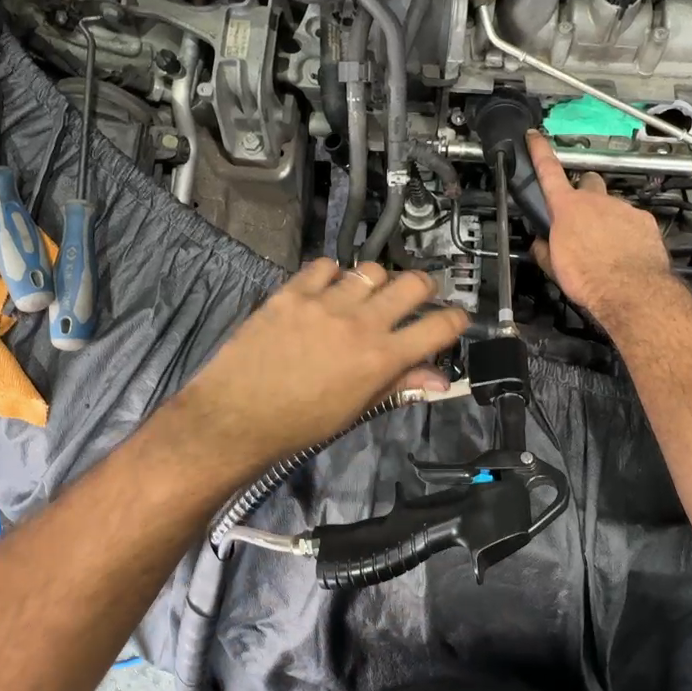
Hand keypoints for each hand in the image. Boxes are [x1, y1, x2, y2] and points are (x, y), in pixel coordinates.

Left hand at [164, 259, 468, 469]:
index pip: (439, 326)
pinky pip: (325, 266)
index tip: (455, 320)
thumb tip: (440, 380)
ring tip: (365, 295)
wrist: (236, 417)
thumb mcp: (356, 411)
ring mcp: (324, 302)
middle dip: (423, 288)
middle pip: (413, 284)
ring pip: (370, 270)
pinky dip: (332, 275)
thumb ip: (400, 385)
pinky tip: (325, 291)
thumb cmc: (300, 424)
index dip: (456, 320)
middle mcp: (360, 323)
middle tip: (415, 298)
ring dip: (376, 282)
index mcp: (381, 358)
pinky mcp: (292, 292)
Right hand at [526, 130, 671, 323]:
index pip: (548, 171)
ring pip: (612, 205)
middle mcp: (596, 201)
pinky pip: (632, 220)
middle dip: (584, 193)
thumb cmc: (589, 278)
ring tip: (606, 246)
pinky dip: (628, 232)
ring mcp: (622, 208)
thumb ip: (545, 248)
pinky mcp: (644, 220)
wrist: (630, 291)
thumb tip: (540, 245)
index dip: (539, 151)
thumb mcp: (554, 266)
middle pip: (588, 183)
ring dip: (607, 219)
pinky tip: (625, 251)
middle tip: (581, 216)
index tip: (535, 136)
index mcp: (567, 208)